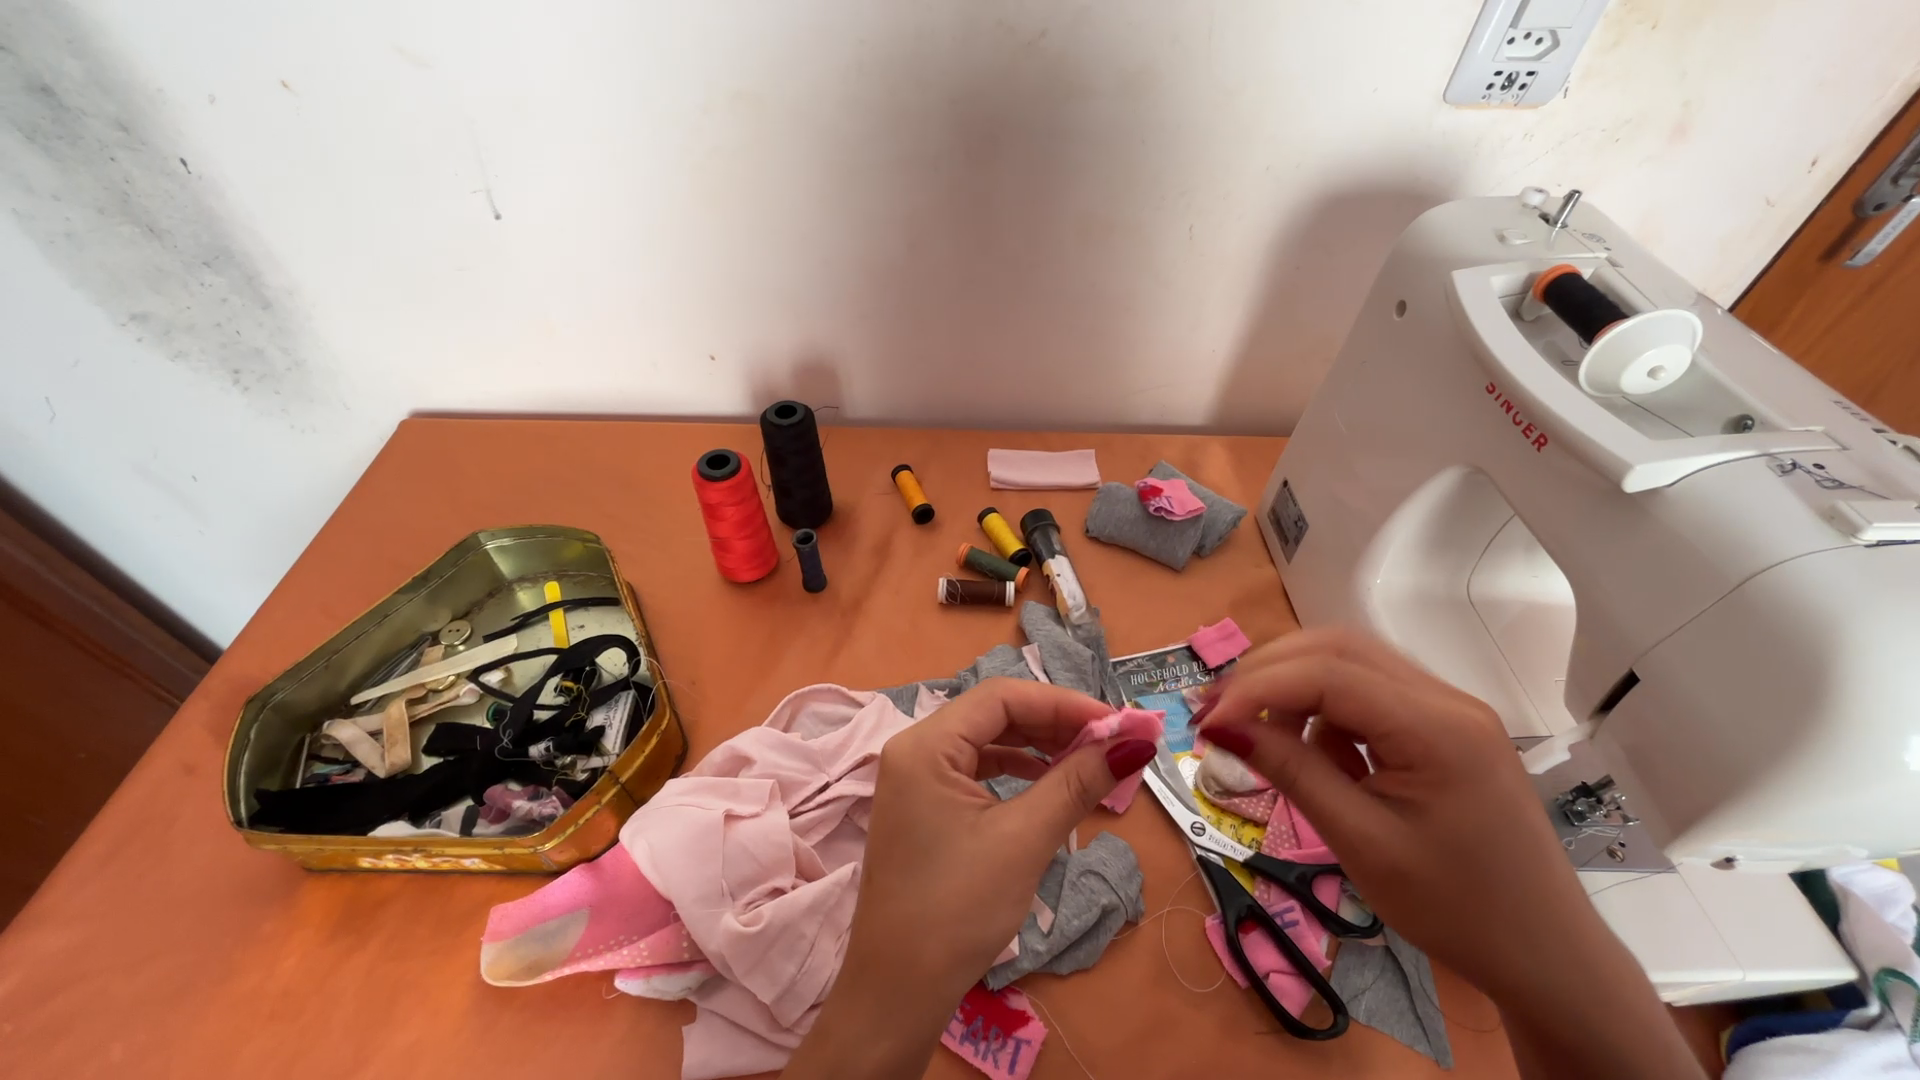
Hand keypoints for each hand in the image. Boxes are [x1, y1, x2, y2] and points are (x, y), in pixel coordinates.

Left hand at [786, 678, 1155, 1078]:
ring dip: (1038, 748)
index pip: (1001, 697)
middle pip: (993, 715)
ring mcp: (915, 781)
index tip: (1117, 724)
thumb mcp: (1024, 839)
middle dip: (1054, 725)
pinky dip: (1016, 774)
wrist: (898, 991)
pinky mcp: (924, 809)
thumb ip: (1077, 782)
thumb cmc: (958, 909)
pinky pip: (976, 773)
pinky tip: (1047, 785)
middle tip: (1111, 744)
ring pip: (986, 743)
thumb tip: (1136, 742)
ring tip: (1088, 763)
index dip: (1063, 703)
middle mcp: (914, 751)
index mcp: (925, 745)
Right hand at [1193, 628, 1587, 998]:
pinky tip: (1320, 756)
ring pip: (1352, 662)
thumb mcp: (1359, 841)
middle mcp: (1447, 699)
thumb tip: (1219, 727)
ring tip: (1264, 738)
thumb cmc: (1454, 908)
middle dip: (1268, 672)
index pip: (1326, 674)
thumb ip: (1290, 771)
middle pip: (1337, 648)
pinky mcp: (1445, 726)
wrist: (1545, 955)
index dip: (1256, 689)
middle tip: (1218, 714)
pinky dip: (1326, 710)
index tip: (1205, 723)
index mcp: (1436, 727)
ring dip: (1295, 687)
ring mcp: (1451, 709)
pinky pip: (1370, 692)